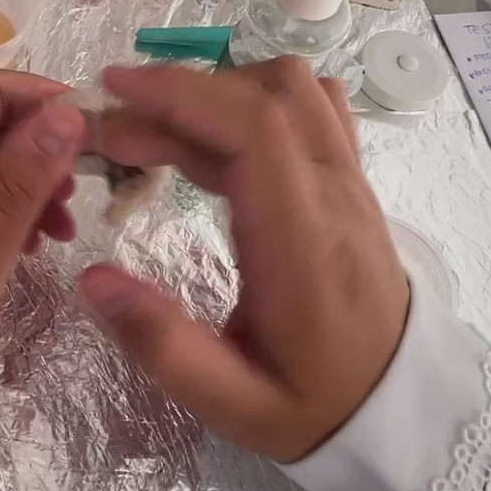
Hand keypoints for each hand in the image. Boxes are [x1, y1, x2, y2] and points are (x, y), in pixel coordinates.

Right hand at [77, 59, 410, 461]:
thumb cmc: (314, 403)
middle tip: (112, 129)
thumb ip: (163, 346)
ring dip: (218, 90)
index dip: (179, 96)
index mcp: (303, 242)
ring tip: (165, 131)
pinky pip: (313, 103)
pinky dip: (257, 96)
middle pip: (261, 97)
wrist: (399, 403)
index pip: (252, 131)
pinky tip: (222, 132)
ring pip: (291, 87)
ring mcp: (350, 178)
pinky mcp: (351, 176)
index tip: (113, 93)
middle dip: (175, 96)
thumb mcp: (233, 403)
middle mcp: (334, 192)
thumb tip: (91, 281)